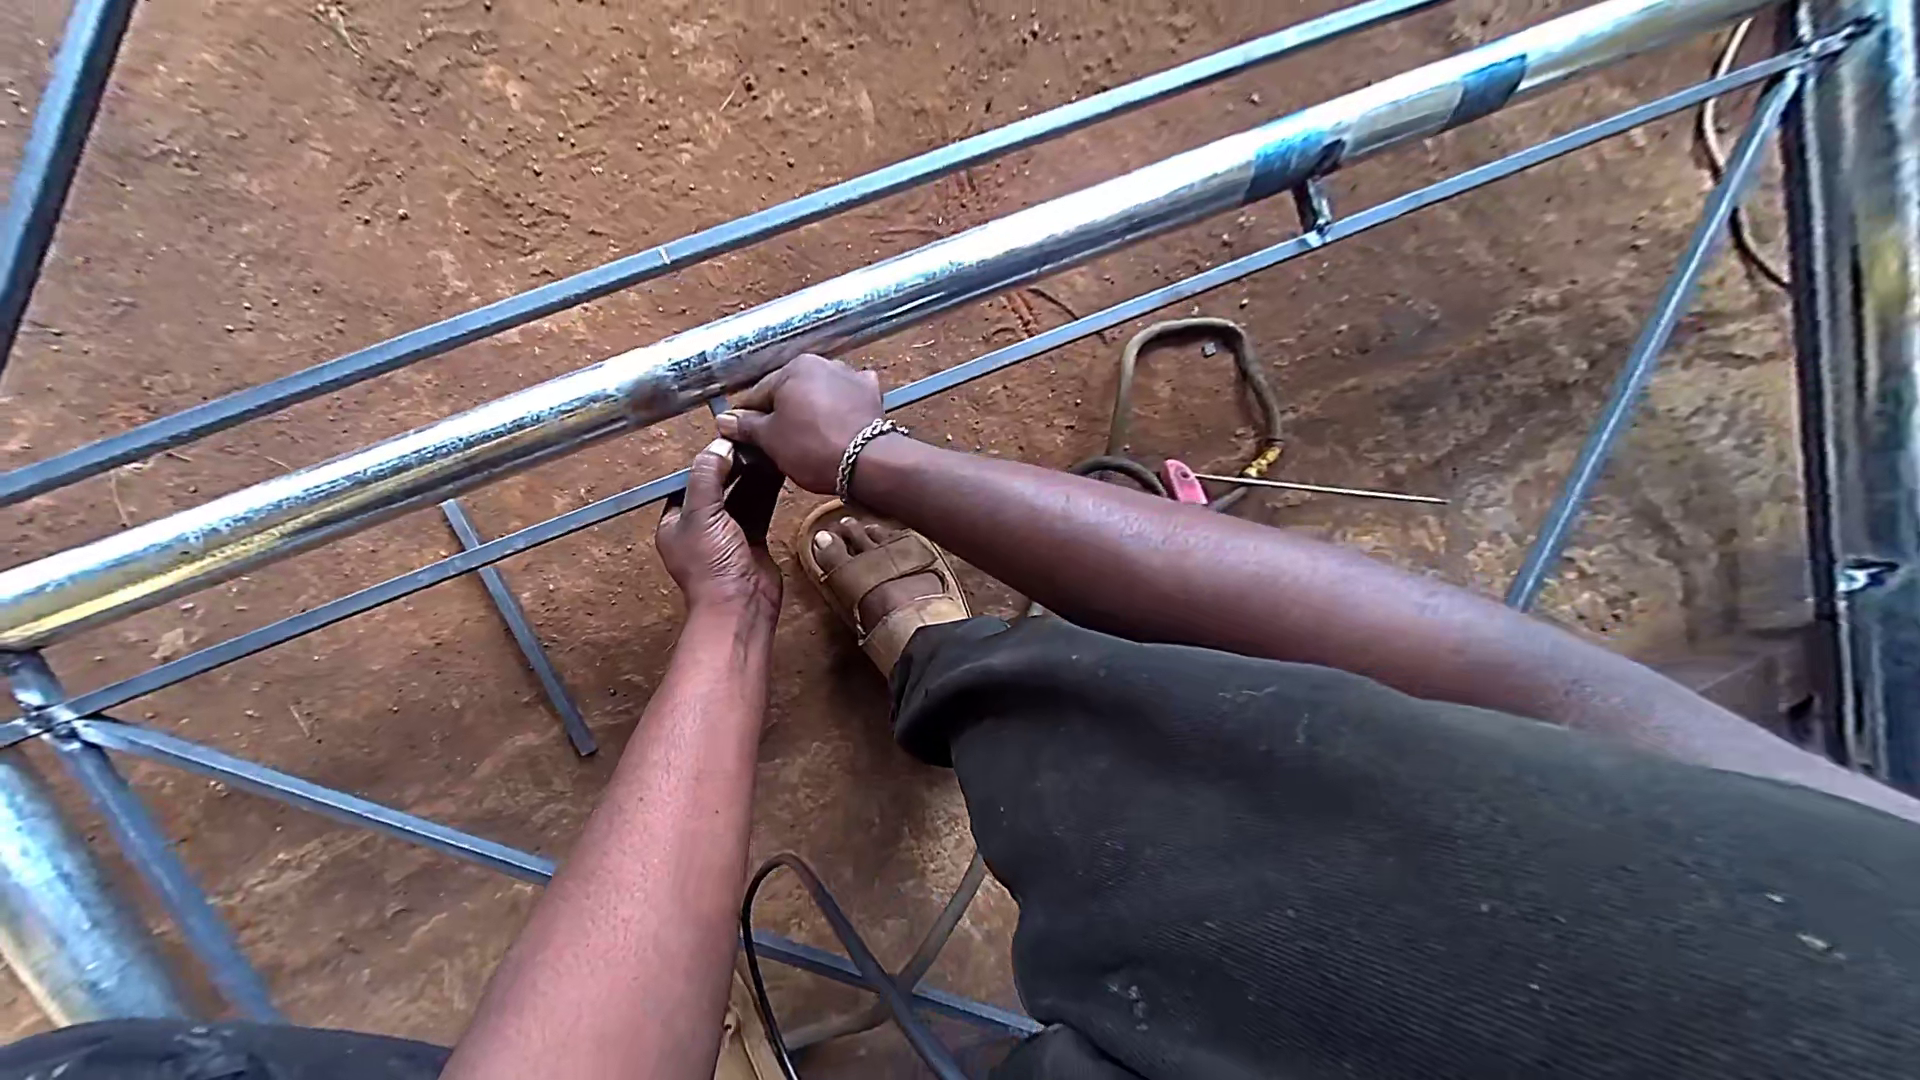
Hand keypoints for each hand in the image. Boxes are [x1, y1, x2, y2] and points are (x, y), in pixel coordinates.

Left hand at [655, 439, 781, 614]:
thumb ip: (707, 477)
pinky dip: (766, 491)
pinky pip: (759, 508)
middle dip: (734, 465)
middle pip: (718, 485)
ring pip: (741, 495)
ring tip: (767, 451)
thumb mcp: (701, 515)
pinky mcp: (753, 540)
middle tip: (752, 443)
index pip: (690, 480)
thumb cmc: (711, 566)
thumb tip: (718, 447)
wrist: (739, 604)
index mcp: (676, 521)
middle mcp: (700, 526)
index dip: (708, 460)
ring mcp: (728, 534)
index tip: (727, 439)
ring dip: (753, 475)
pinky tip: (776, 472)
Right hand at [715, 353, 882, 493]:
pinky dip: (840, 414)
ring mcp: (851, 378)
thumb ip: (746, 426)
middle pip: (791, 392)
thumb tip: (726, 421)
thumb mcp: (770, 439)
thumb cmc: (815, 448)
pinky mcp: (871, 397)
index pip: (759, 394)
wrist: (867, 463)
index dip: (749, 419)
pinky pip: (847, 403)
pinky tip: (837, 430)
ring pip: (820, 396)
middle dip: (783, 416)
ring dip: (812, 414)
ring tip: (809, 444)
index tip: (746, 438)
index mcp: (794, 368)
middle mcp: (824, 364)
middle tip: (778, 447)